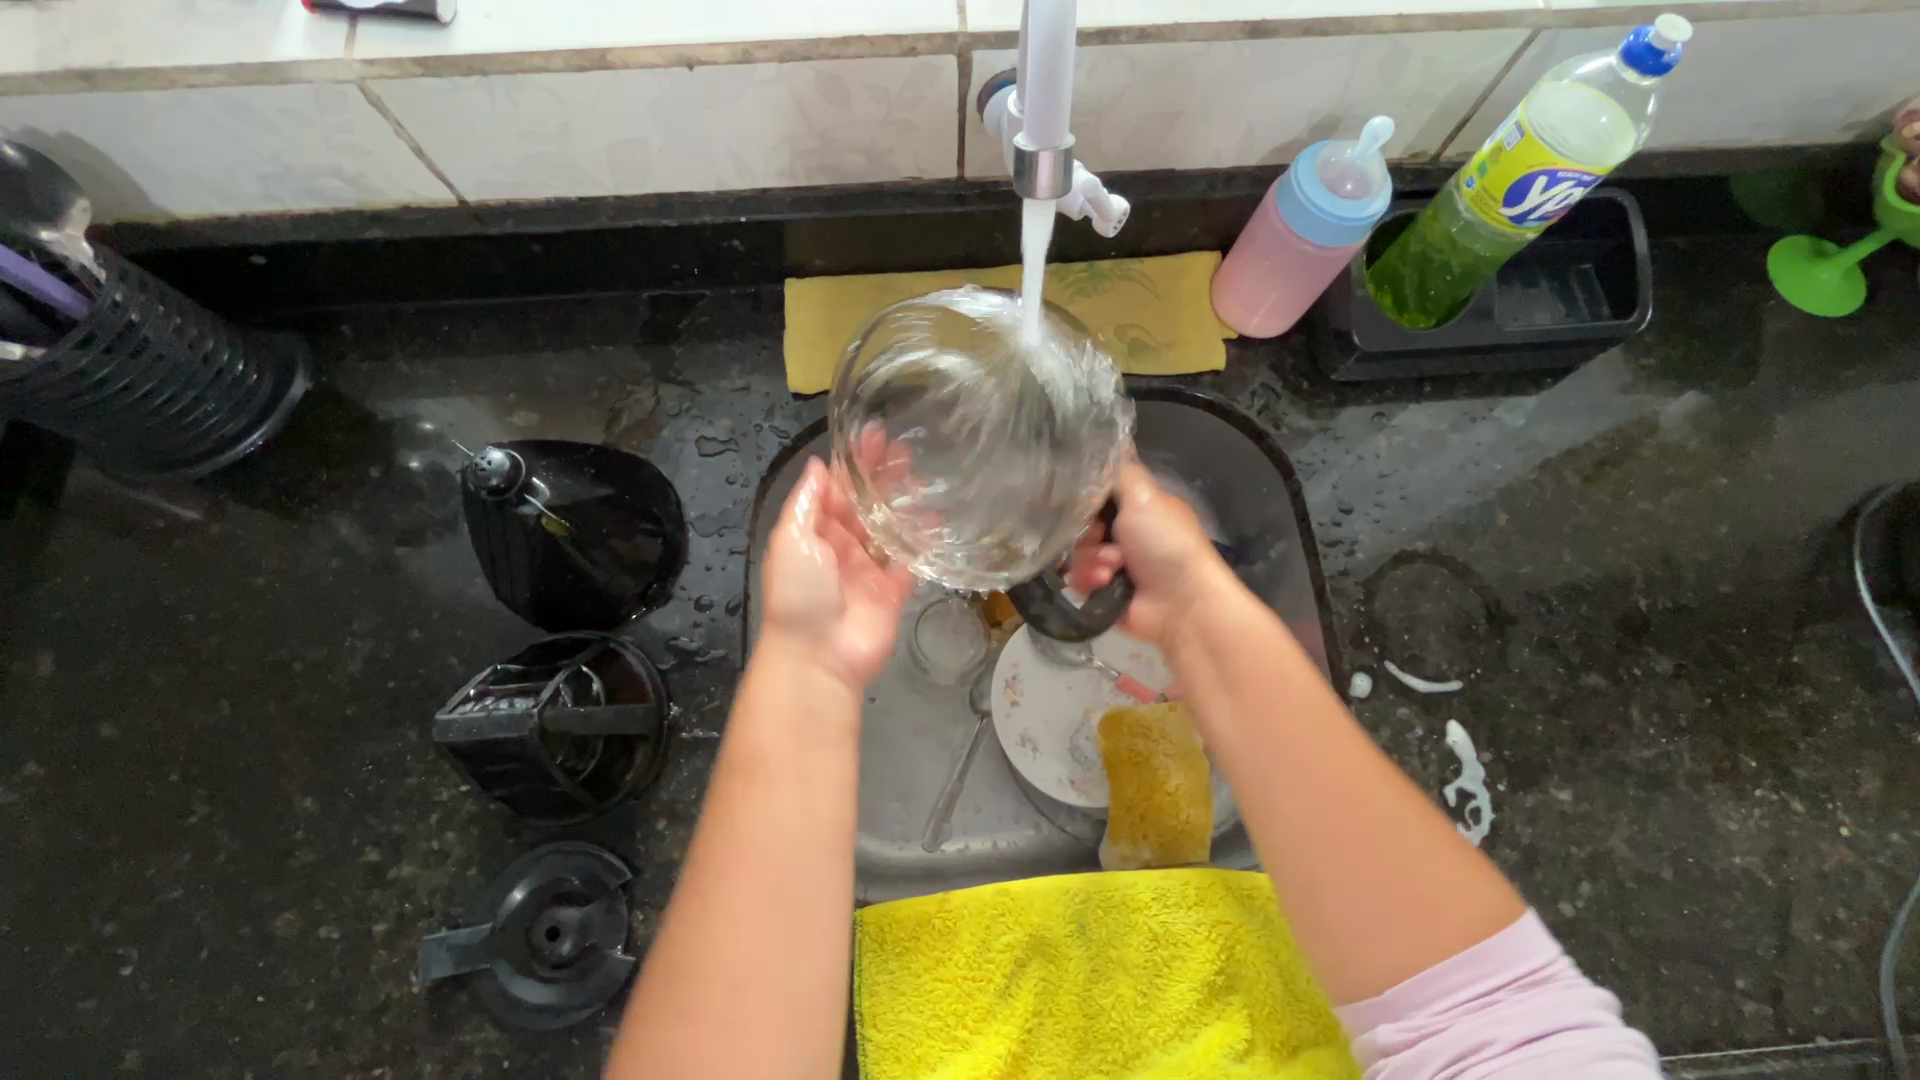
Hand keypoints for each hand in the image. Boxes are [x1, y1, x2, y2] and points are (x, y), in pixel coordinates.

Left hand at [759, 457, 914, 690]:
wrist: (818, 656)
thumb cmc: (799, 592)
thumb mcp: (791, 538)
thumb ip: (807, 501)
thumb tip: (818, 464)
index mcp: (813, 531)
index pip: (835, 489)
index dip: (854, 463)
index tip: (874, 435)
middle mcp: (841, 546)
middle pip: (865, 504)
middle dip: (882, 476)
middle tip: (906, 447)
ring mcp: (869, 569)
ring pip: (889, 528)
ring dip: (904, 502)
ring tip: (925, 474)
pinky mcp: (893, 591)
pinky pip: (910, 561)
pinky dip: (923, 541)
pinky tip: (938, 517)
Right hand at [1068, 462, 1228, 646]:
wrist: (1181, 602)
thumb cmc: (1166, 543)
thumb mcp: (1145, 495)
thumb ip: (1119, 471)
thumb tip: (1101, 445)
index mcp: (1140, 509)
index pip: (1097, 496)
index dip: (1086, 500)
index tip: (1087, 505)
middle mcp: (1126, 535)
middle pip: (1081, 526)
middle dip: (1088, 535)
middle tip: (1103, 539)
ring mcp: (1115, 564)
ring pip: (1076, 554)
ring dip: (1091, 560)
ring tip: (1112, 568)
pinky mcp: (1105, 592)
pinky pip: (1078, 581)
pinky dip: (1090, 581)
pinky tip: (1105, 582)